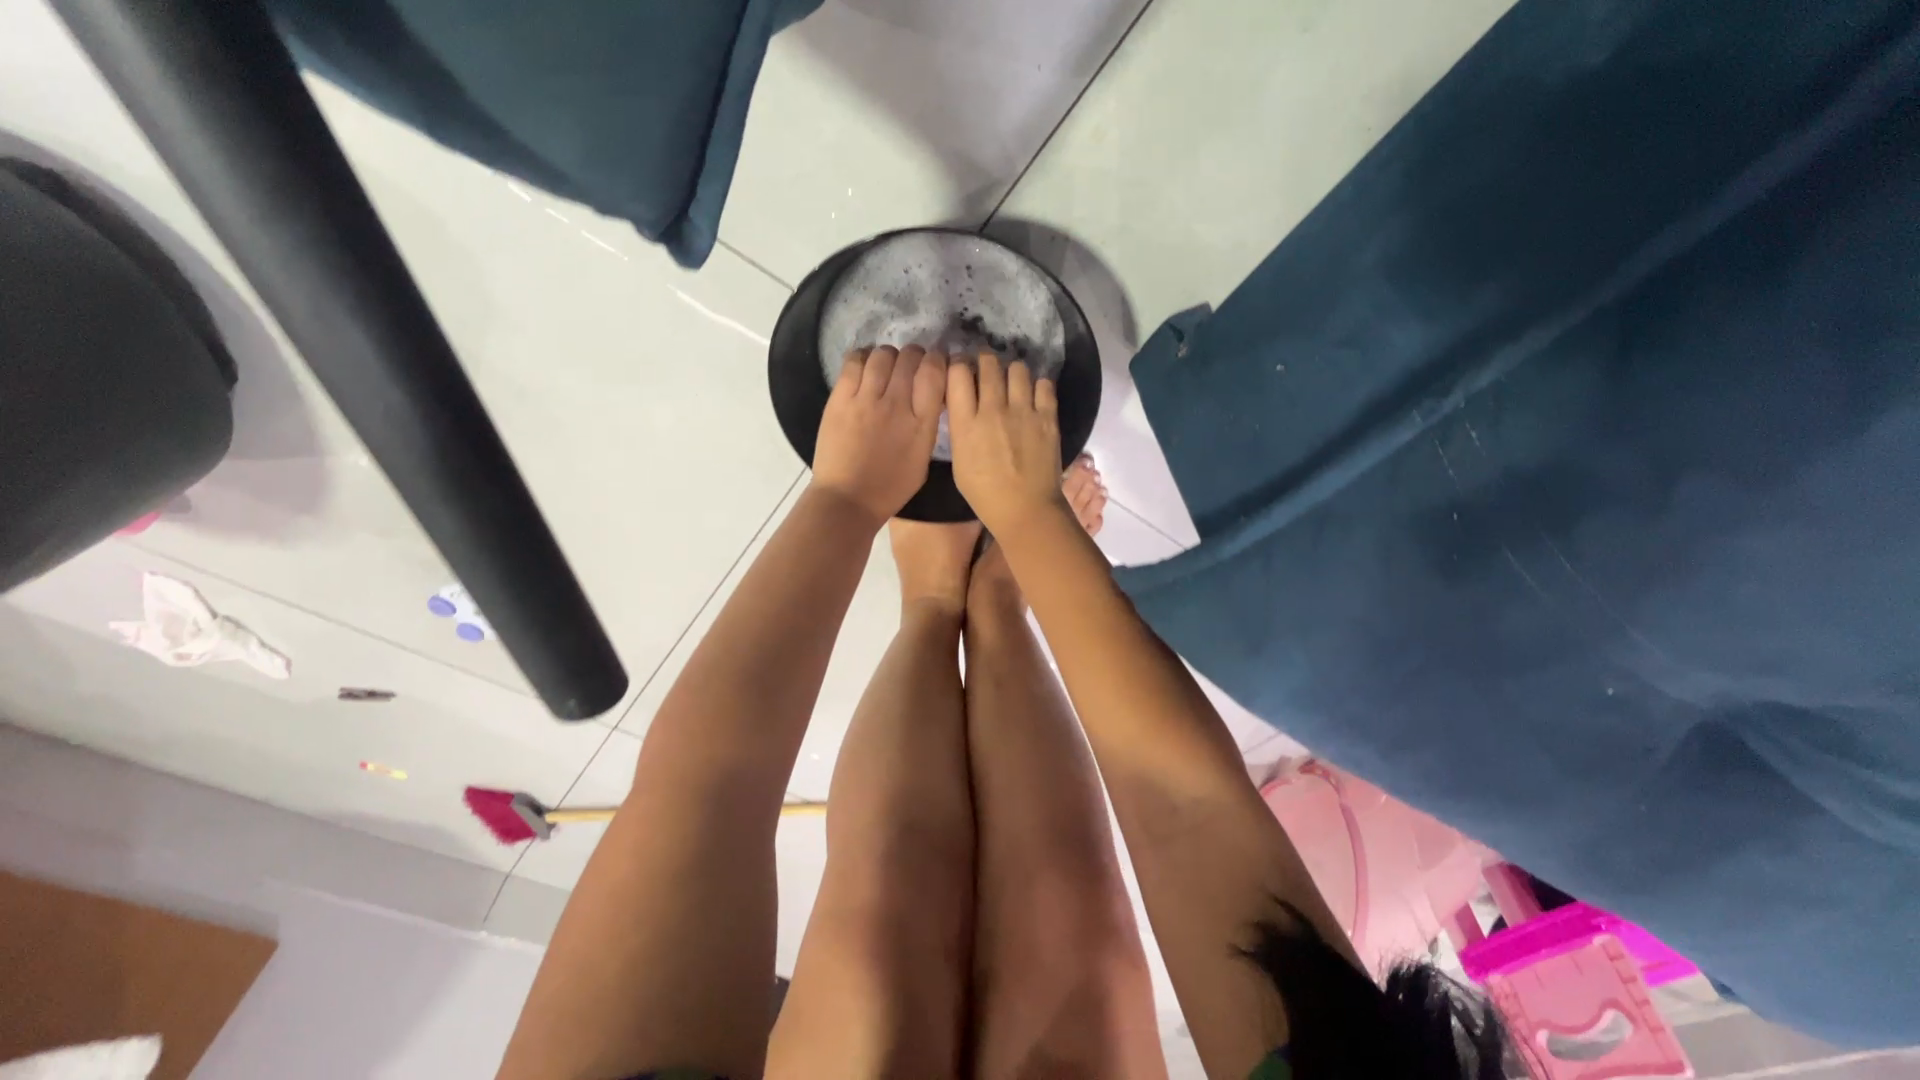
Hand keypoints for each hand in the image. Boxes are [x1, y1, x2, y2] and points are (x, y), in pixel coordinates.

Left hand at [812, 345, 947, 524]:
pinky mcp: (840, 399)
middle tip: (911, 364)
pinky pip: (853, 362)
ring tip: (887, 366)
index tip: (936, 362)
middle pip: (910, 358)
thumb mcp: (922, 459)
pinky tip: (865, 366)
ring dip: (889, 356)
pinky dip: (863, 357)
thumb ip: (927, 425)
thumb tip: (930, 398)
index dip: (938, 360)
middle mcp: (896, 405)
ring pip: (882, 355)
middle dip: (915, 355)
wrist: (847, 499)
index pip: (934, 373)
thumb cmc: (889, 487)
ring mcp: (865, 400)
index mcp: (921, 424)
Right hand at [947, 351, 1063, 535]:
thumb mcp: (959, 463)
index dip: (958, 365)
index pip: (958, 373)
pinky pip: (1044, 384)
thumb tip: (963, 407)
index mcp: (966, 424)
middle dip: (985, 361)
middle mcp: (993, 410)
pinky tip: (1034, 396)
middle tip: (987, 369)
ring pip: (1017, 368)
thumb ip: (960, 430)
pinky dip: (1037, 385)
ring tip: (1013, 383)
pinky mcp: (1047, 418)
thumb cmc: (985, 494)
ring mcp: (1023, 412)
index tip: (961, 369)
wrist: (1026, 509)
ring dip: (1012, 372)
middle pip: (988, 363)